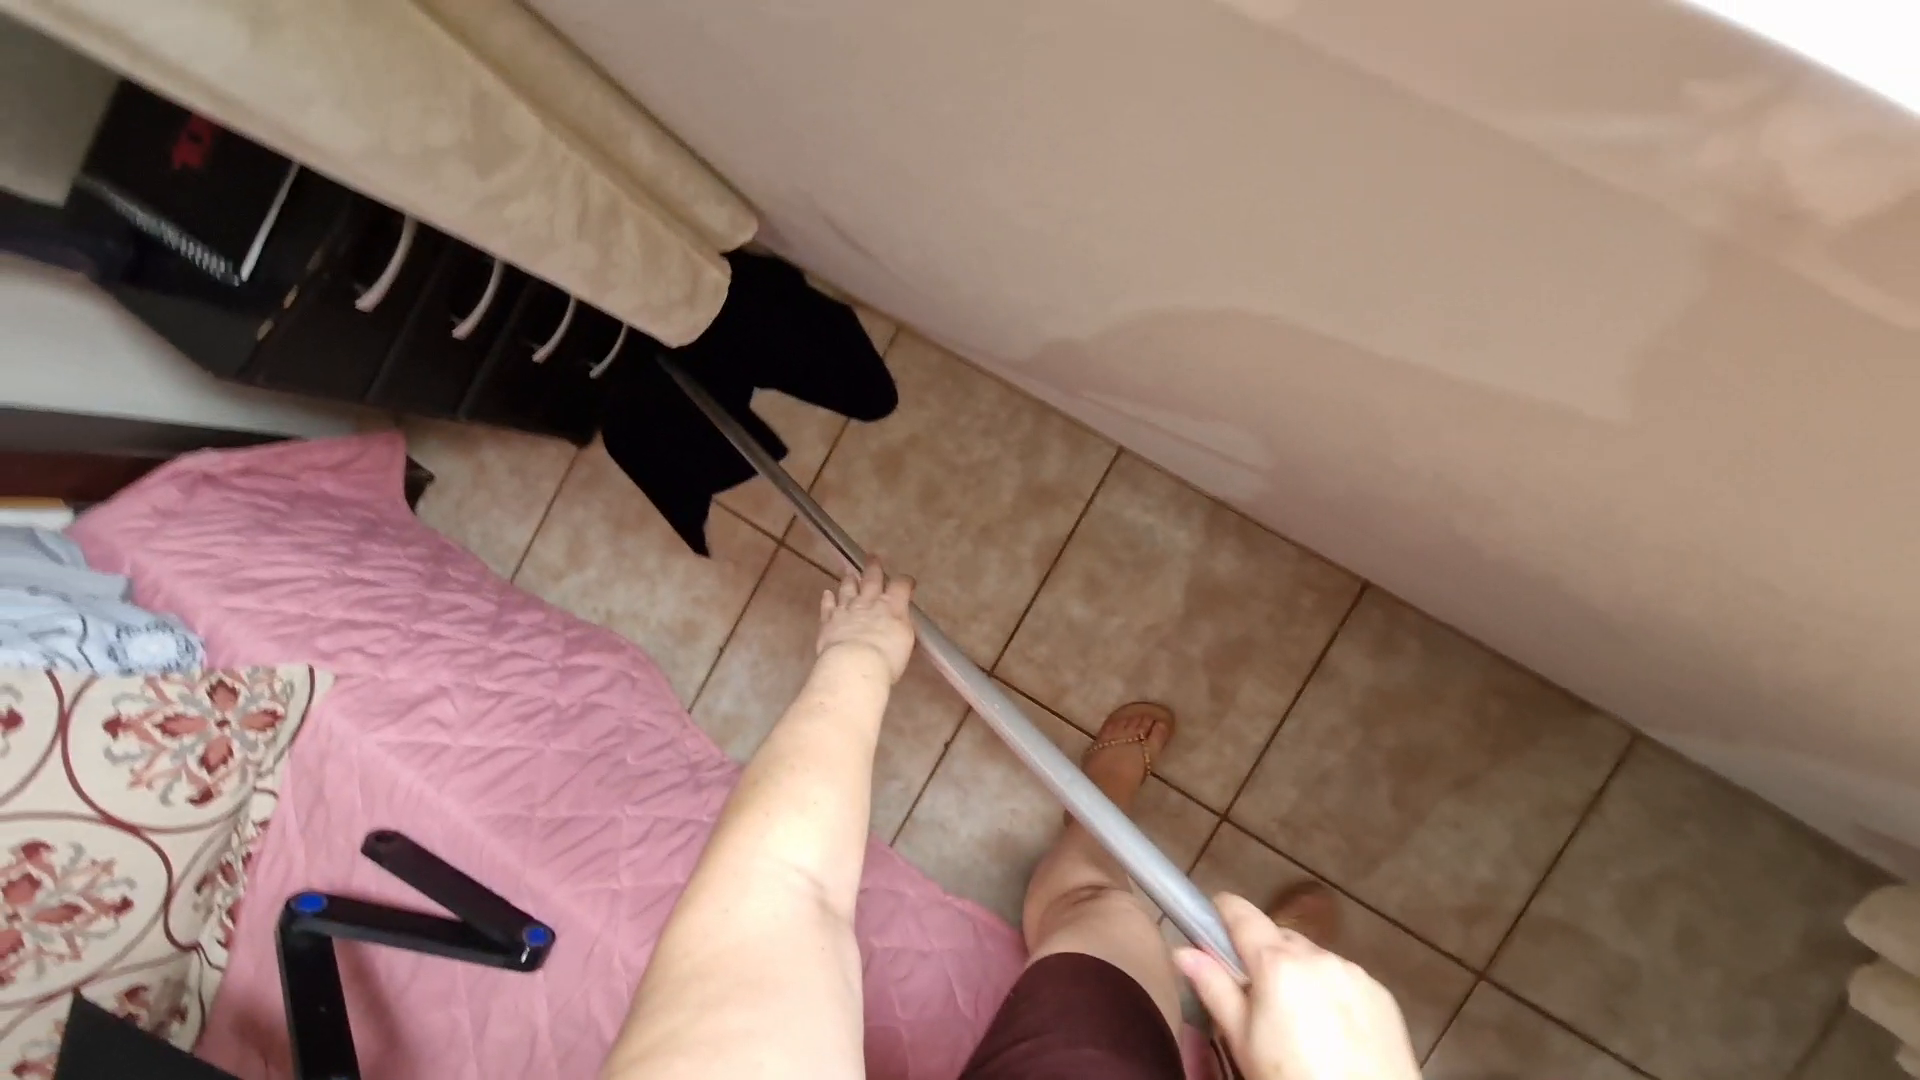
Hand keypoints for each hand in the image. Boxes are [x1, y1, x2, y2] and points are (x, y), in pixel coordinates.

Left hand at [816, 559, 915, 682]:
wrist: (855, 664)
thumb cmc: (888, 657)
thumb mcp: (905, 640)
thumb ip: (902, 625)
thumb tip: (900, 618)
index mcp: (892, 607)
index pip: (901, 586)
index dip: (905, 581)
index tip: (907, 581)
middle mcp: (869, 603)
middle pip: (871, 580)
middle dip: (873, 567)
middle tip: (872, 556)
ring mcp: (846, 610)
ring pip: (847, 589)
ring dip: (849, 580)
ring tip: (849, 573)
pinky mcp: (828, 621)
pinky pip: (828, 607)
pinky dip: (827, 599)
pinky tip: (826, 593)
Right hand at [1174, 893, 1419, 1079]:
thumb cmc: (1292, 1078)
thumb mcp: (1242, 1041)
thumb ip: (1213, 988)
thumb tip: (1181, 950)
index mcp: (1276, 961)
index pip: (1240, 912)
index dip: (1221, 913)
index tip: (1211, 930)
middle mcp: (1316, 954)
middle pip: (1276, 936)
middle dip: (1261, 956)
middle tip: (1254, 999)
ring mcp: (1352, 971)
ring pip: (1310, 956)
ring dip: (1297, 973)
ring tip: (1298, 1022)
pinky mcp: (1380, 992)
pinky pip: (1342, 977)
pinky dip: (1330, 991)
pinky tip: (1332, 1031)